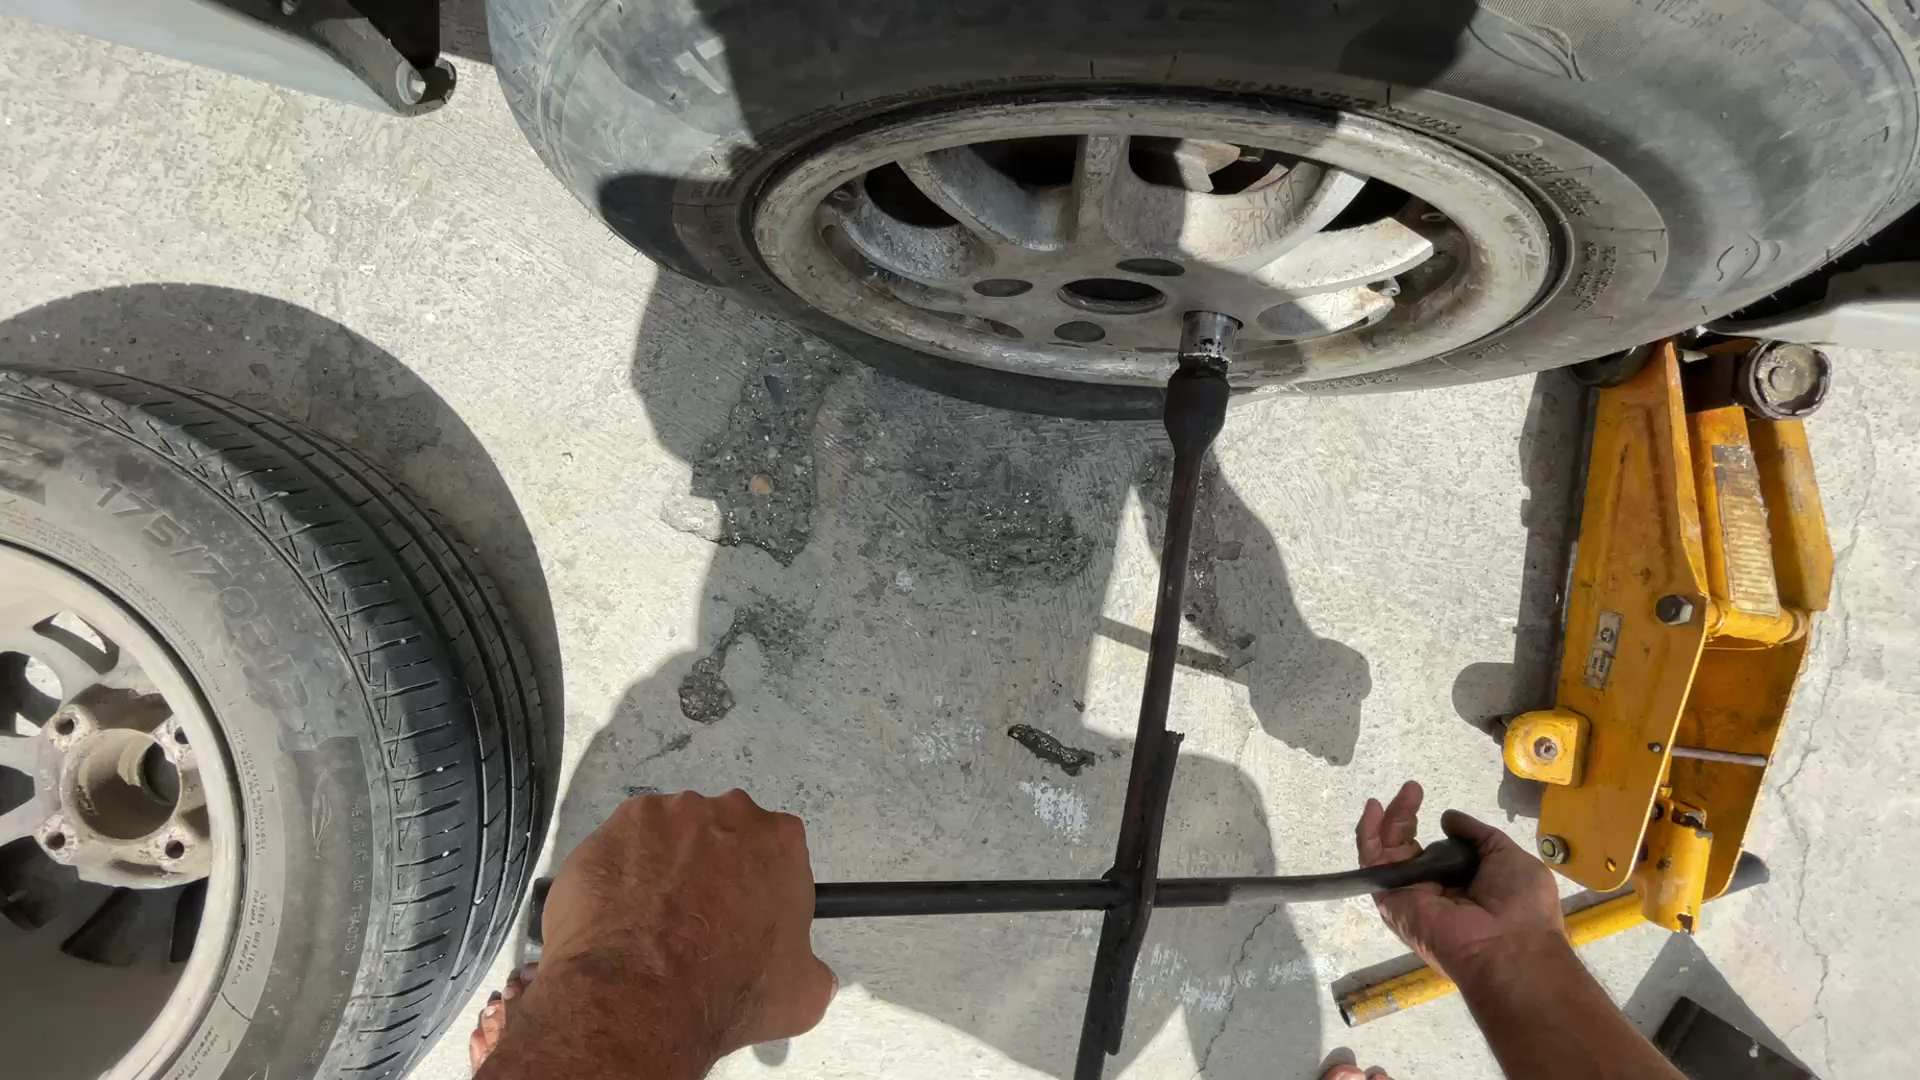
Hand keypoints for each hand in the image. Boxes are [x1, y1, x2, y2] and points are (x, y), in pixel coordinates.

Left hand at [533, 790, 835, 1060]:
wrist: (644, 999)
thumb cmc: (728, 989)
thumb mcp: (800, 992)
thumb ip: (812, 968)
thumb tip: (812, 975)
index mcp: (781, 840)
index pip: (775, 847)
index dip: (756, 880)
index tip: (741, 910)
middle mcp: (733, 812)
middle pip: (723, 832)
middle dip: (711, 866)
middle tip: (696, 917)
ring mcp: (675, 812)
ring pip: (672, 834)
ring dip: (665, 866)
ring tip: (650, 919)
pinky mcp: (625, 823)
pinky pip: (624, 841)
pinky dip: (621, 869)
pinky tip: (619, 910)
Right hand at [1356, 781, 1564, 981]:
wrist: (1507, 946)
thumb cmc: (1520, 906)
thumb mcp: (1511, 858)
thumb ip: (1478, 834)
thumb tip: (1448, 819)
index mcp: (1458, 882)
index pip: (1434, 849)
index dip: (1432, 827)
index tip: (1432, 802)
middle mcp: (1428, 886)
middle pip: (1405, 843)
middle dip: (1405, 814)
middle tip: (1413, 789)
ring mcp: (1406, 891)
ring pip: (1385, 848)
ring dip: (1388, 817)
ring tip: (1405, 794)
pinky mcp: (1388, 895)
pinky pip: (1371, 861)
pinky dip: (1368, 833)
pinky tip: (1373, 808)